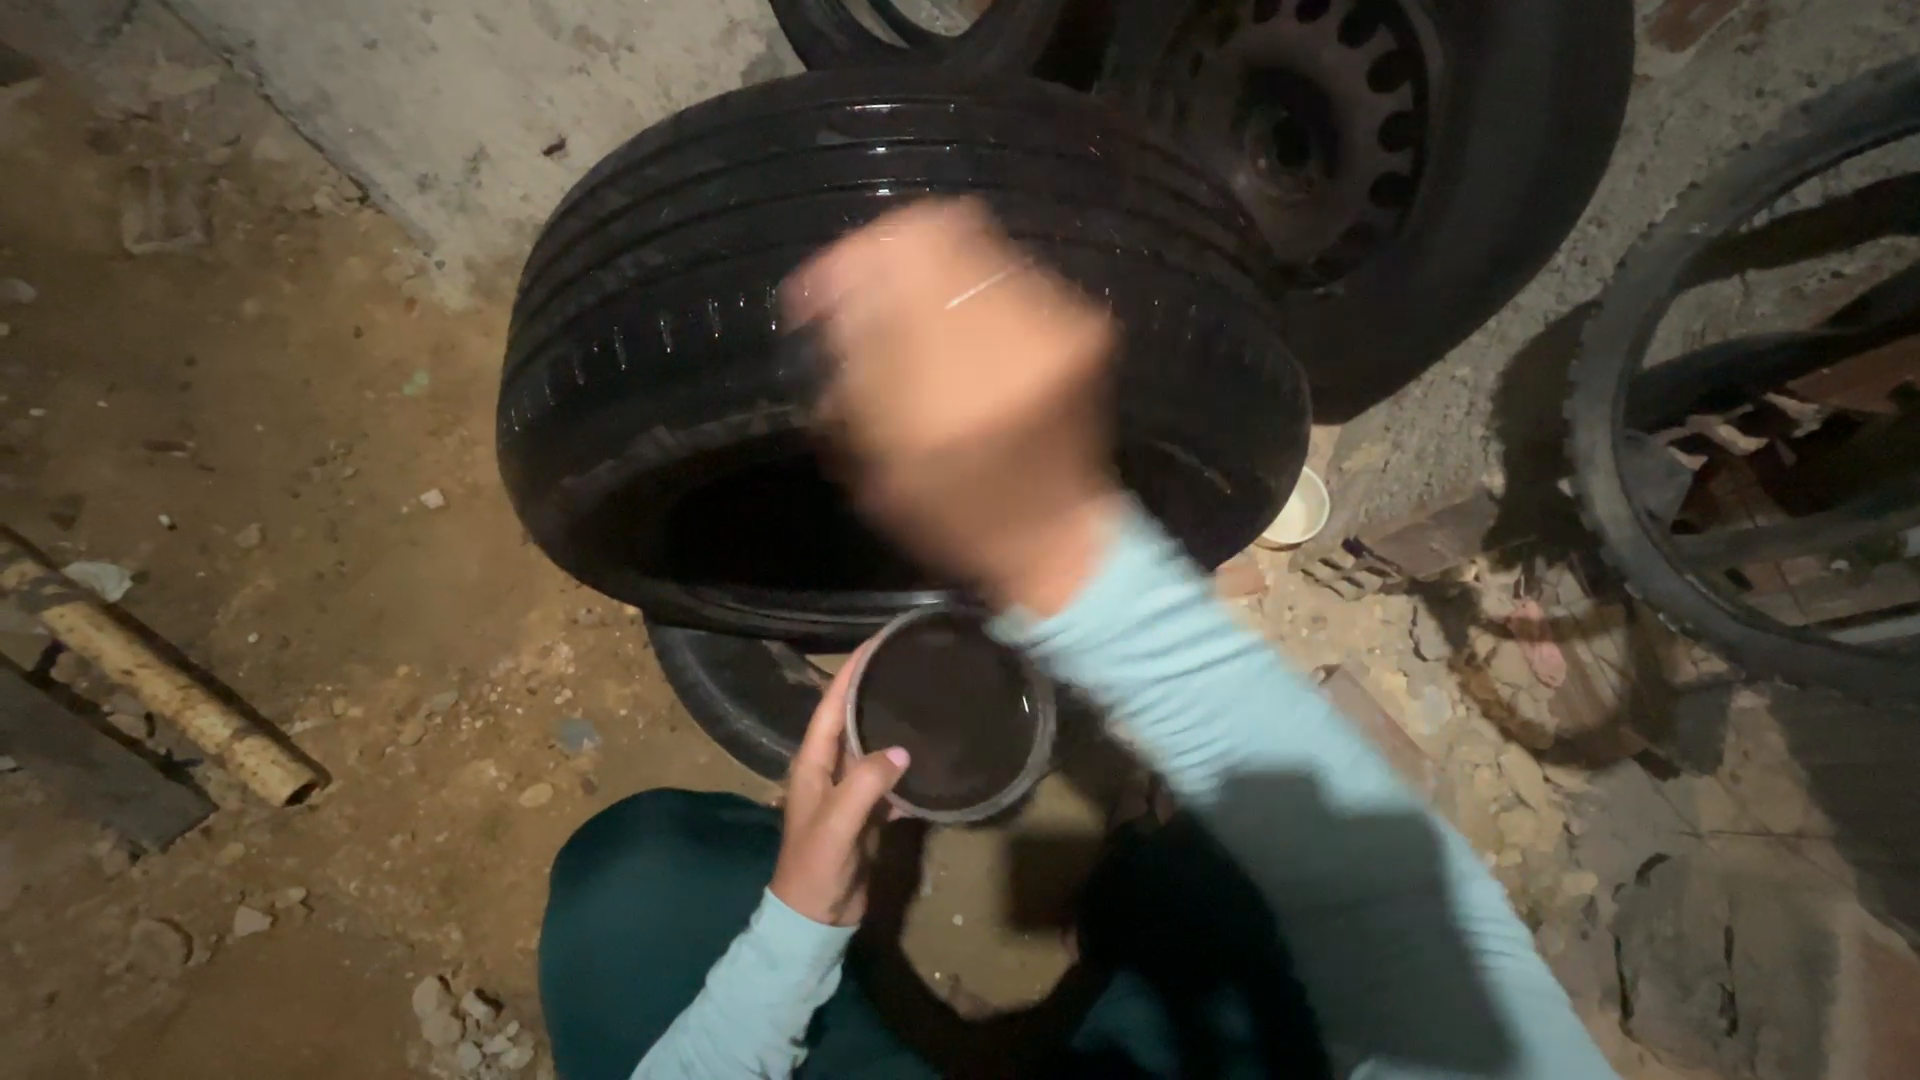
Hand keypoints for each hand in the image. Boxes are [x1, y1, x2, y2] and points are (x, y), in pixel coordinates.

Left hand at [770, 643, 911, 926]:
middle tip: (910, 662)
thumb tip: (902, 751)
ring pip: (874, 744)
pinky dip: (907, 763)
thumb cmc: (816, 868)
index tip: (876, 641)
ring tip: (925, 697)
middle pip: (853, 716)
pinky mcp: (869, 810)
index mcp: (813, 761)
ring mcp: (850, 788)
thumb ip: (865, 784)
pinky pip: (889, 776)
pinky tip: (931, 753)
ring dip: (893, 722)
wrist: (815, 920)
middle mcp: (830, 766)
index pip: (831, 703)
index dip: (850, 670)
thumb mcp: (837, 824)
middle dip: (875, 688)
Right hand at [785, 198, 1123, 615]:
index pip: (893, 263)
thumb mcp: (883, 468)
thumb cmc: (959, 517)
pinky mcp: (1086, 326)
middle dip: (887, 255)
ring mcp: (1059, 326)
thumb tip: (837, 294)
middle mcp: (1013, 338)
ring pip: (977, 247)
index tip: (821, 291)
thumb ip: (854, 374)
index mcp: (952, 387)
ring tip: (912, 318)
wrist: (1060, 537)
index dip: (847, 260)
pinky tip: (961, 332)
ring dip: (931, 273)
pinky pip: (1010, 276)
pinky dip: (971, 292)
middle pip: (939, 230)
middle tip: (864, 293)